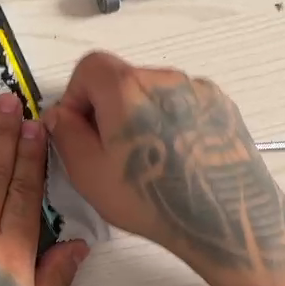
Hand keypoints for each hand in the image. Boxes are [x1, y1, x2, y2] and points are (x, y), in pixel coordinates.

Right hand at [44, 52, 284, 275]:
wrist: (223, 218)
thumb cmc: (148, 197)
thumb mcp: (87, 172)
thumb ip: (65, 133)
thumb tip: (60, 114)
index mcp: (126, 88)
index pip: (89, 67)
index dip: (75, 95)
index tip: (78, 129)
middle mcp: (164, 78)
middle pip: (121, 79)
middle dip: (106, 109)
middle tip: (108, 153)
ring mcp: (198, 91)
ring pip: (151, 94)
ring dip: (138, 116)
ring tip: (145, 160)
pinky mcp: (222, 107)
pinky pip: (180, 105)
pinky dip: (167, 123)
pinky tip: (174, 159)